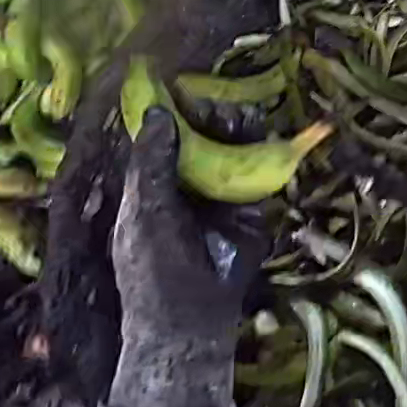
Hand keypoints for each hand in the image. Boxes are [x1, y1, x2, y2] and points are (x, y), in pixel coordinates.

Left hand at [109, 109, 265, 406]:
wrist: (191, 317)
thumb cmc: (154, 266)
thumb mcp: (144, 210)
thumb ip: (151, 161)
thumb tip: (157, 112)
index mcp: (158, 180)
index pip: (168, 135)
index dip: (174, 111)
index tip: (180, 88)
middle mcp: (192, 180)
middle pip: (205, 134)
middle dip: (208, 115)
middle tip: (210, 107)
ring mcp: (224, 190)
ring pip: (234, 145)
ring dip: (235, 125)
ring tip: (233, 117)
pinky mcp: (253, 203)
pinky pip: (260, 166)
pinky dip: (262, 144)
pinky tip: (258, 130)